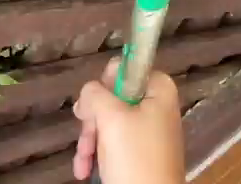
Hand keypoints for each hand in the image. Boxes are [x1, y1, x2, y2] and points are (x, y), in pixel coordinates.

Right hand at [72, 62, 183, 183]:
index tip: (92, 107)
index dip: (104, 86)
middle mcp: (156, 105)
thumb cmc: (135, 157)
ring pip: (108, 123)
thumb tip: (88, 92)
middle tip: (86, 139)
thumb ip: (95, 94)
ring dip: (90, 143)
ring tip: (82, 163)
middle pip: (112, 98)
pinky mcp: (140, 155)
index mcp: (158, 88)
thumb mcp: (112, 118)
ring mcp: (148, 131)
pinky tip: (85, 171)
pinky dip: (96, 156)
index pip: (123, 69)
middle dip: (92, 122)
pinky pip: (113, 144)